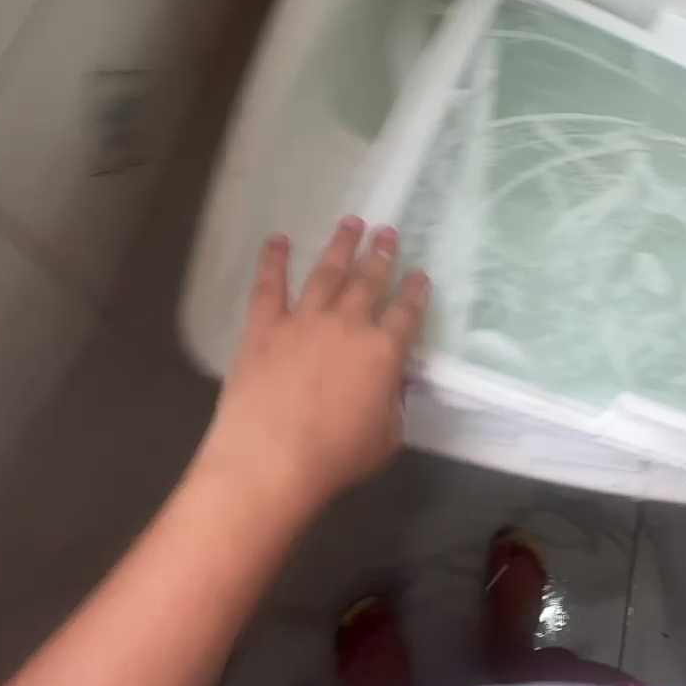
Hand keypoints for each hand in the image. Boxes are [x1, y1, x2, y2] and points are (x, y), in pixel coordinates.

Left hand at [196, 218, 430, 509]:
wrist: (270, 462)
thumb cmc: (337, 456)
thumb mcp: (387, 435)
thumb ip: (394, 403)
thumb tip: (393, 385)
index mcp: (385, 350)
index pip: (408, 311)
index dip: (416, 291)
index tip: (420, 273)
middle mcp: (349, 324)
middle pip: (370, 281)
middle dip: (382, 254)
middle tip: (388, 232)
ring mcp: (305, 321)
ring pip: (327, 273)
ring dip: (341, 246)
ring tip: (351, 223)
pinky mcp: (265, 329)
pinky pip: (269, 287)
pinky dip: (274, 261)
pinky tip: (279, 240)